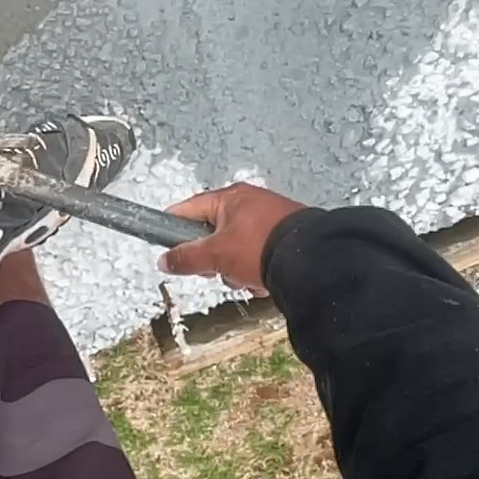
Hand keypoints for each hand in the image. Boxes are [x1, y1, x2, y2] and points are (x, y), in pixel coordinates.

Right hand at [157, 183, 305, 293]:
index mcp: (230, 198)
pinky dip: (255, 270)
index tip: (166, 245)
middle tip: (214, 269)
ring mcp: (269, 219)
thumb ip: (185, 258)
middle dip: (211, 258)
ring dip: (234, 269)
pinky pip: (257, 255)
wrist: (313, 262)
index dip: (173, 228)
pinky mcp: (284, 237)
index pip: (188, 209)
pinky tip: (262, 280)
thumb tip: (165, 261)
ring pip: (234, 248)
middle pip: (212, 233)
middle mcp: (250, 203)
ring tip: (244, 277)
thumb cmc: (263, 248)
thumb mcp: (215, 255)